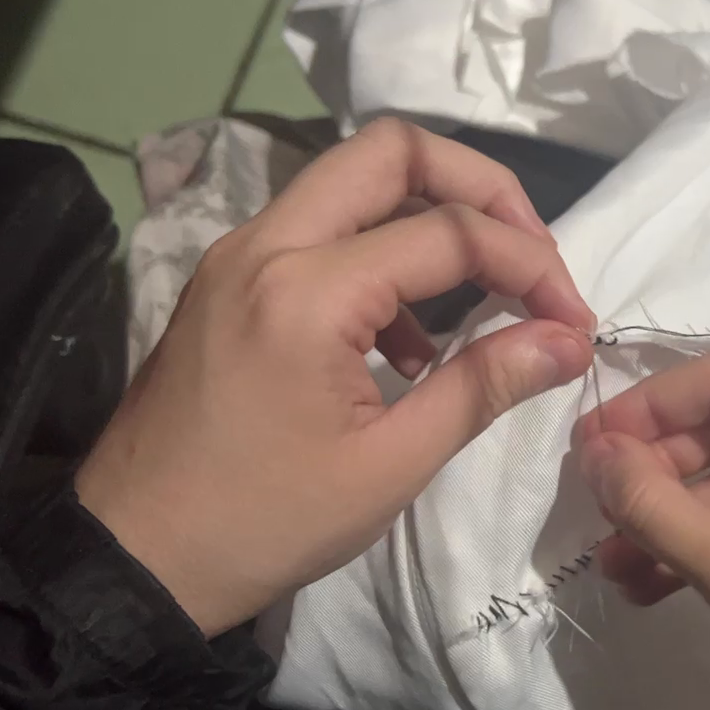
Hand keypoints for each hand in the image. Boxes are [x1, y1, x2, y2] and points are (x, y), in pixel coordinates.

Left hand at [77, 119, 595, 635]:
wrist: (134, 558)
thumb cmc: (267, 523)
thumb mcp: (392, 464)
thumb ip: (484, 387)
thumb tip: (568, 342)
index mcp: (308, 291)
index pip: (450, 234)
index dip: (533, 268)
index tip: (574, 323)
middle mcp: (267, 244)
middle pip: (393, 151)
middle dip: (484, 191)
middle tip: (534, 255)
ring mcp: (241, 256)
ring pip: (355, 182)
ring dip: (435, 217)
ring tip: (486, 294)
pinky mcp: (233, 281)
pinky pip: (324, 232)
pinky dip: (387, 257)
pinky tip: (410, 343)